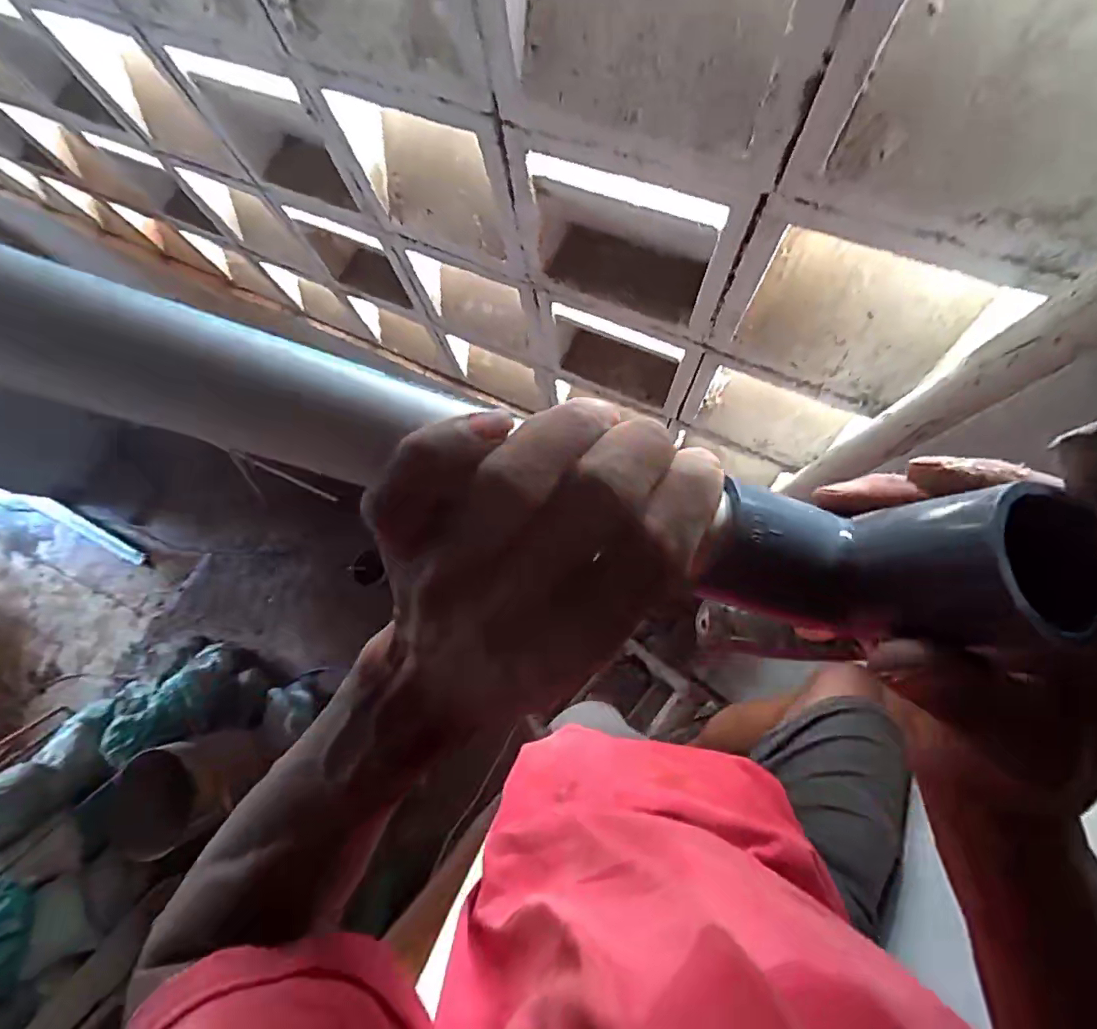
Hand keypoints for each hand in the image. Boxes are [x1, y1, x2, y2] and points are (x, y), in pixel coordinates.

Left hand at [358, 400, 723, 740]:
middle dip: (643, 450)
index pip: (645, 556)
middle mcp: (495, 611)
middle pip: (592, 498)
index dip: (689, 497)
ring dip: (575, 426)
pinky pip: (419, 466)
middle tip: (654, 441)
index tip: (702, 469)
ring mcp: (434, 566)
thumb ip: (641, 584)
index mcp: (561, 653)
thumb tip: (689, 489)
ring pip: (513, 473)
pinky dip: (460, 433)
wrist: (432, 678)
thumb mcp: (597, 654)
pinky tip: (502, 426)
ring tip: (601, 419)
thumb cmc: (528, 662)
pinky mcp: (394, 530)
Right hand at [812, 458, 1096, 822]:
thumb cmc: (1032, 778)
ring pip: (936, 528)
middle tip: (844, 496)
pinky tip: (822, 553)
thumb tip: (890, 649)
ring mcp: (990, 590)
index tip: (925, 474)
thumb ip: (965, 699)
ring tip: (823, 511)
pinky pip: (903, 560)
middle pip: (982, 509)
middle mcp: (1048, 583)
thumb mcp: (1016, 744)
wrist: (991, 798)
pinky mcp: (943, 602)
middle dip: (908, 495)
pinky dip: (860, 552)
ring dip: (876, 516)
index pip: (1061, 513)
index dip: (994, 482)